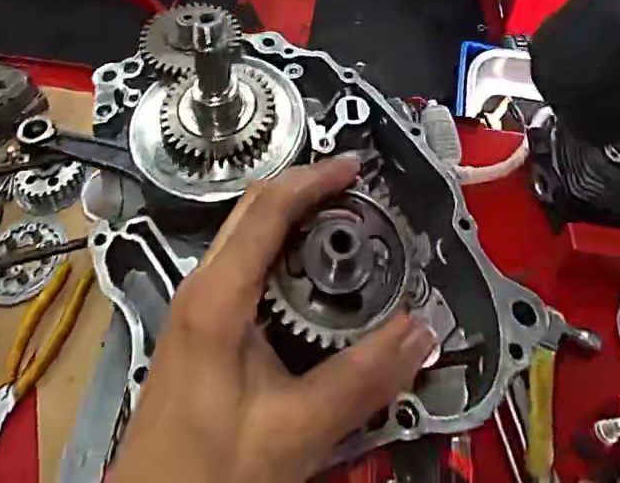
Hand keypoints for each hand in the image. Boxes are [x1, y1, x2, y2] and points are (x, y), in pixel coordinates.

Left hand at [114, 156, 436, 482]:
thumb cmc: (207, 476)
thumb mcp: (295, 430)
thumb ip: (362, 380)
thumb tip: (421, 332)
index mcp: (217, 297)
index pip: (269, 208)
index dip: (315, 178)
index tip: (355, 167)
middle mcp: (202, 288)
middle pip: (256, 207)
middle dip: (307, 186)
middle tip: (357, 187)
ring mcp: (198, 305)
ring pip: (248, 230)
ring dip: (295, 212)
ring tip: (344, 216)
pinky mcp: (202, 325)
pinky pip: (246, 259)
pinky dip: (283, 242)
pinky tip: (314, 269)